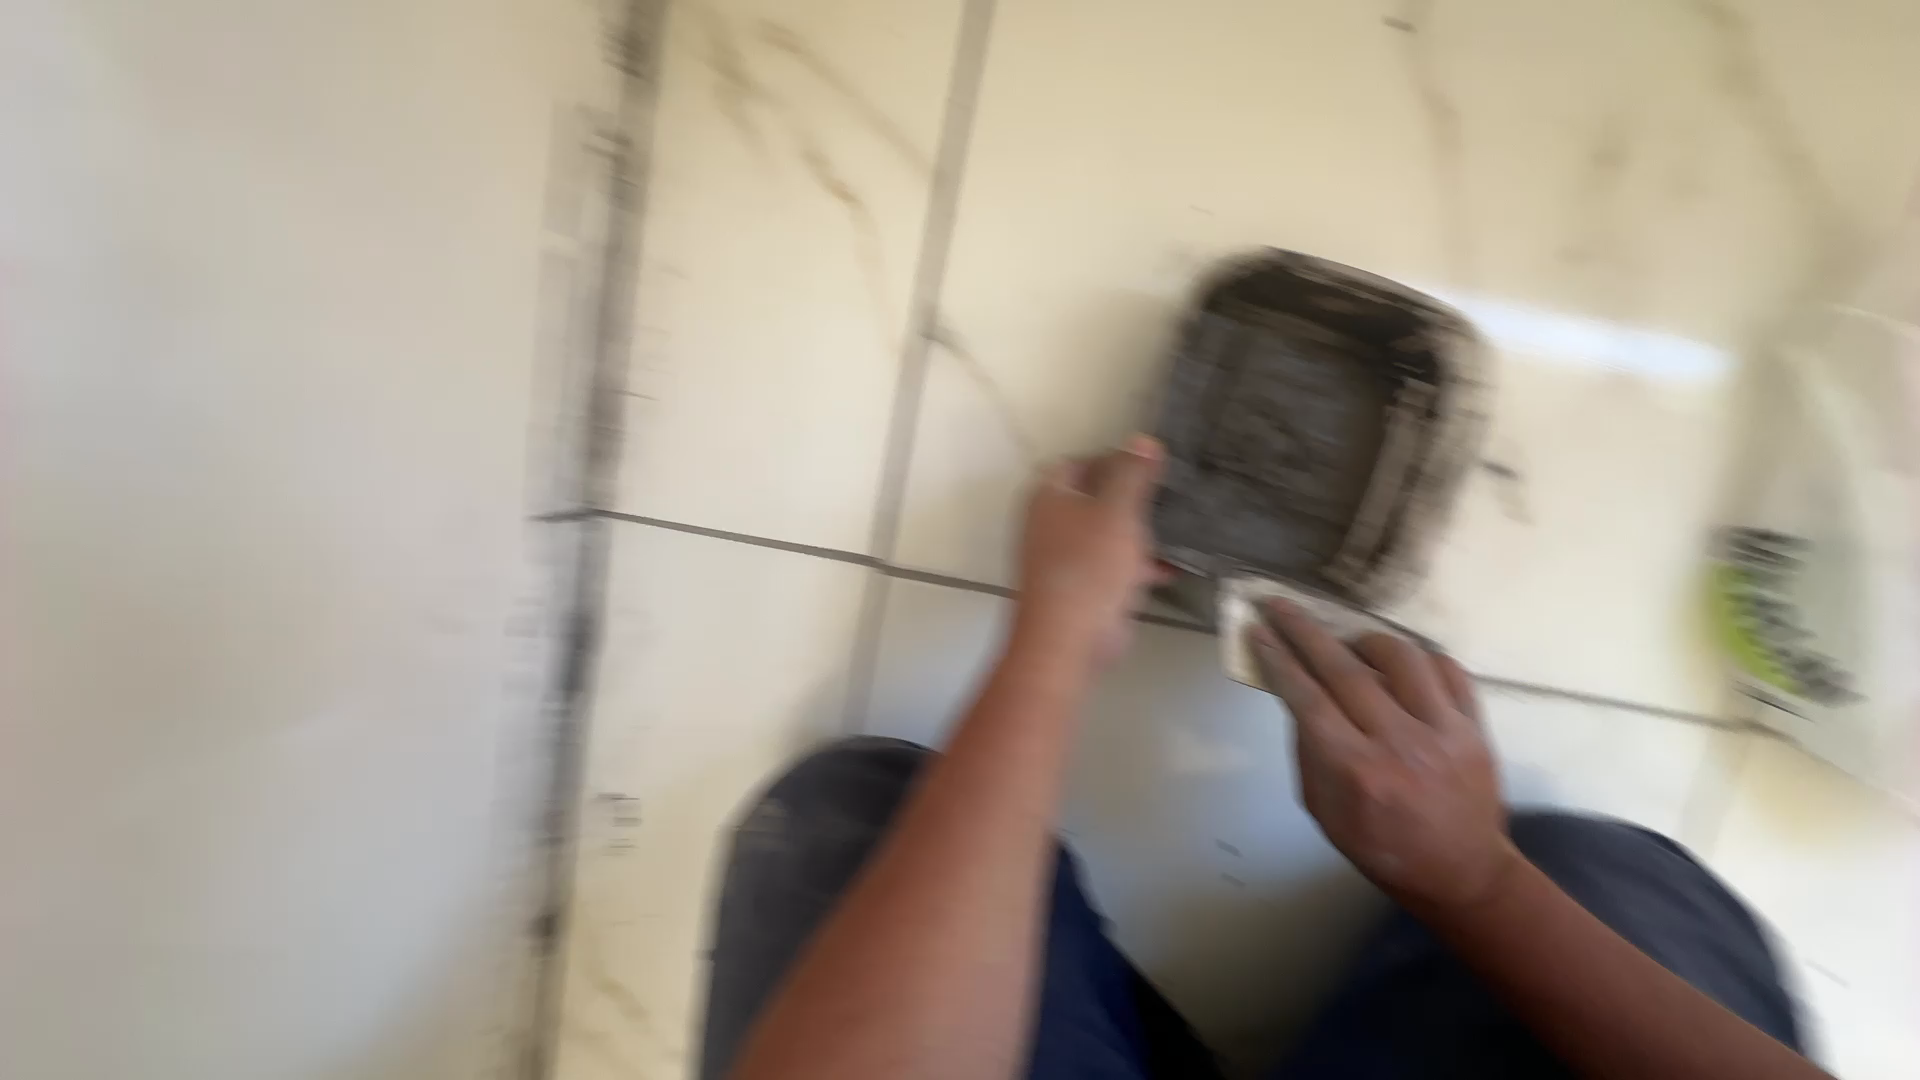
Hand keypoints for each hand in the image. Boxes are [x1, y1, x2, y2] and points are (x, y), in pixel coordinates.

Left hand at [1013, 434, 1167, 662]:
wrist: (1067, 640)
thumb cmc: (1089, 566)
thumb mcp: (1117, 512)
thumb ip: (1132, 475)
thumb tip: (1144, 440)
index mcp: (1048, 497)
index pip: (1077, 463)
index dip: (1110, 458)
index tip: (1146, 464)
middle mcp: (1048, 523)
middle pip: (1092, 498)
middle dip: (1128, 498)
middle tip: (1167, 494)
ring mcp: (1062, 558)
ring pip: (1103, 534)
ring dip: (1135, 533)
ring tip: (1175, 527)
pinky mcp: (1079, 588)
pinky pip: (1109, 566)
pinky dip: (1135, 565)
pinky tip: (1168, 568)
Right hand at [1249, 600, 1517, 911]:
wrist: (1462, 874)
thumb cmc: (1378, 845)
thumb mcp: (1321, 807)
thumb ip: (1307, 748)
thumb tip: (1297, 692)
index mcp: (1354, 770)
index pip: (1306, 697)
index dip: (1278, 658)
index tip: (1259, 629)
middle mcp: (1398, 744)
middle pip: (1343, 669)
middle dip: (1305, 631)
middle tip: (1281, 605)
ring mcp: (1444, 733)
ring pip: (1401, 658)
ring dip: (1365, 640)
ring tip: (1349, 643)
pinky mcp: (1476, 729)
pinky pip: (1448, 671)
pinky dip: (1418, 657)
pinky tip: (1398, 663)